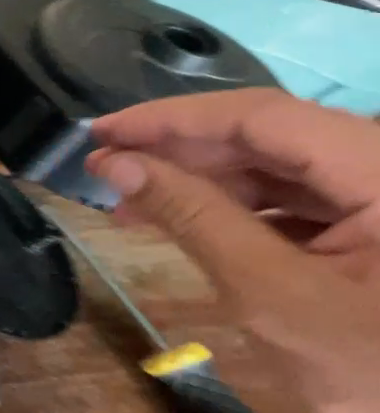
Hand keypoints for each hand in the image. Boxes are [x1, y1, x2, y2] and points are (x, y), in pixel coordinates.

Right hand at [87, 89, 379, 412]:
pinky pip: (314, 198)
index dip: (171, 118)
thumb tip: (115, 164)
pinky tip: (194, 225)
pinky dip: (246, 207)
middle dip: (182, 152)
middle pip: (276, 136)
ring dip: (206, 182)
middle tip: (105, 172)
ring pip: (289, 167)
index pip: (264, 116)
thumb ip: (194, 218)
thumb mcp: (274, 296)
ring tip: (135, 206)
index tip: (98, 134)